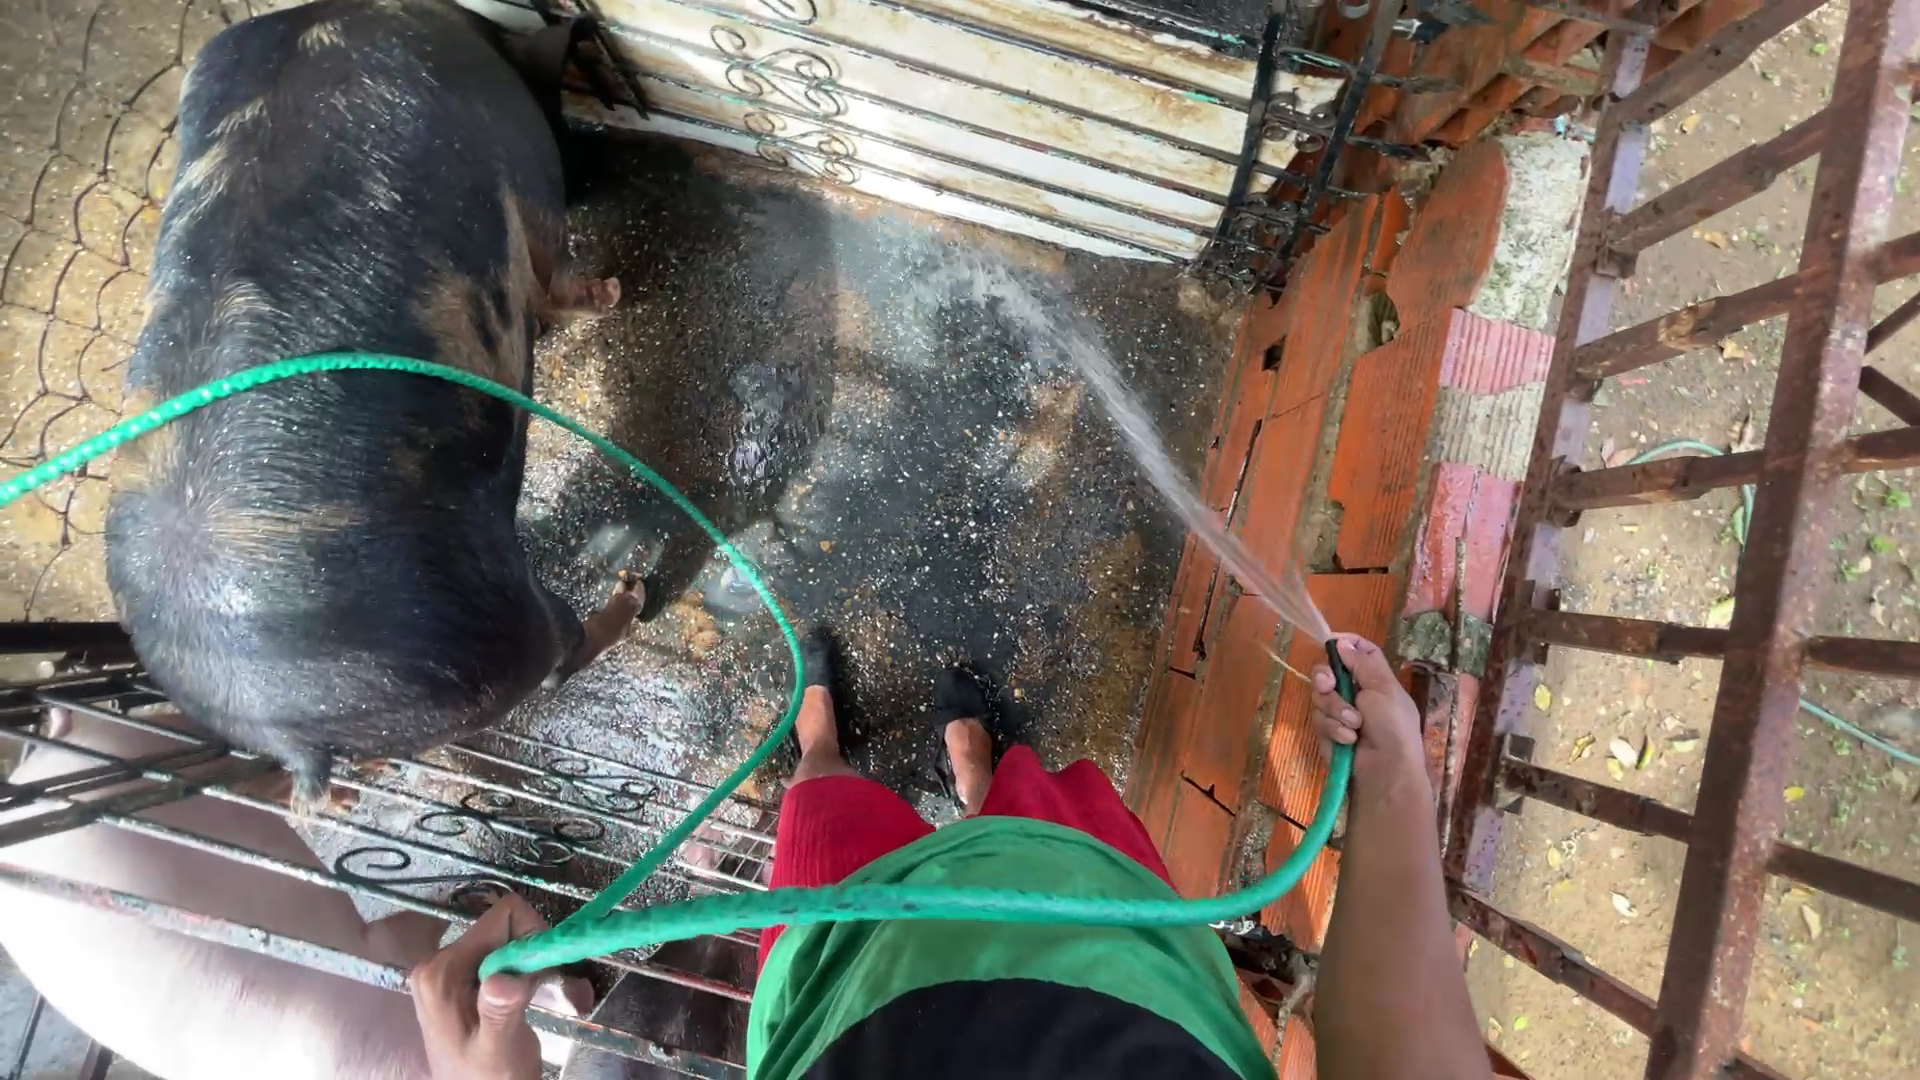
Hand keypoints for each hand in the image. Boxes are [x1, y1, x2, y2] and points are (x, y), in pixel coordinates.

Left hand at [410, 894, 552, 1079]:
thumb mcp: (497, 1052)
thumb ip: (499, 1013)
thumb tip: (503, 978)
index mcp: (441, 973)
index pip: (503, 915)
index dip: (530, 937)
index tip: (535, 974)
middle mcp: (439, 963)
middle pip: (506, 922)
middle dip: (531, 950)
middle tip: (533, 990)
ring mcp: (450, 969)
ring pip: (510, 935)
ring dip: (530, 961)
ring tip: (528, 997)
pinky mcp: (464, 976)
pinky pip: (506, 949)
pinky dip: (524, 967)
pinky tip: (524, 996)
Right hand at [1310, 635, 1424, 782]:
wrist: (1385, 769)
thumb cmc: (1392, 727)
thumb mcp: (1383, 690)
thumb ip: (1361, 664)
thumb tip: (1341, 641)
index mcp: (1375, 679)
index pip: (1359, 651)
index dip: (1346, 643)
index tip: (1330, 641)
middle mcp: (1355, 692)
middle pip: (1328, 670)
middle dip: (1325, 678)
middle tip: (1329, 685)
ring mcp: (1339, 711)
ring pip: (1320, 695)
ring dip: (1335, 709)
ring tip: (1353, 725)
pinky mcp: (1326, 729)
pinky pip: (1320, 718)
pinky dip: (1333, 728)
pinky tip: (1347, 739)